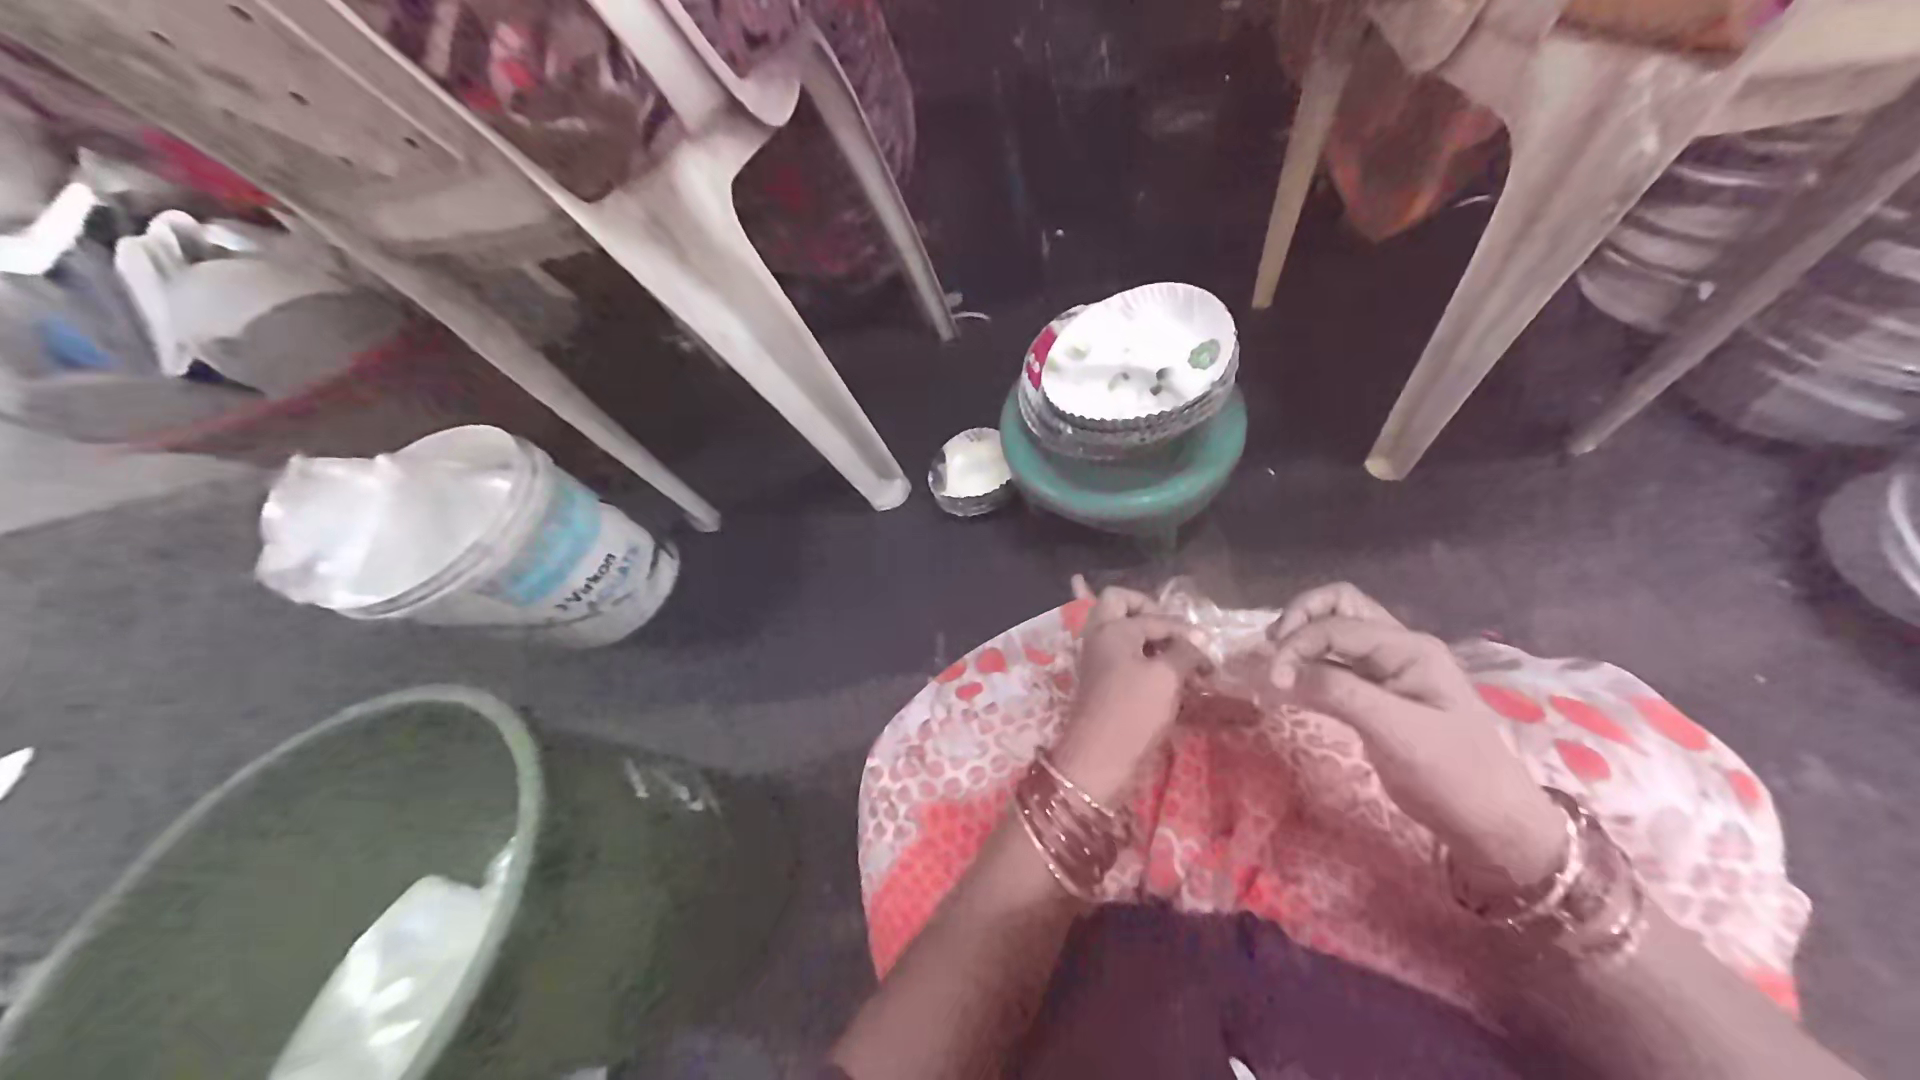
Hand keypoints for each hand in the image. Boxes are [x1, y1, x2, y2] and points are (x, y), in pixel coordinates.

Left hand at [1050, 576, 1211, 805]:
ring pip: (1118, 628)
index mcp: (1112, 628)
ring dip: (1145, 635)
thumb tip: (1198, 639)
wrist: (1098, 756)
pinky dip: (1139, 654)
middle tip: (1174, 633)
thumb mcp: (1167, 677)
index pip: (1155, 617)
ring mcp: (1095, 656)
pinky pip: (1118, 651)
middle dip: (1149, 611)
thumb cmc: (1133, 711)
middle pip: (1119, 603)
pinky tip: (1163, 673)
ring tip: (1175, 658)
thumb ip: (1185, 651)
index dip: (1186, 632)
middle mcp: (1098, 635)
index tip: (1209, 655)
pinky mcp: (1098, 678)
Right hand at [1268, 583, 1566, 890]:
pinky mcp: (1375, 692)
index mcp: (1408, 648)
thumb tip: (1282, 671)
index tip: (1274, 681)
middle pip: (1338, 605)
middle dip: (1299, 619)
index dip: (1297, 645)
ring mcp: (1387, 669)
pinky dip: (1308, 663)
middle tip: (1273, 650)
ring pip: (1335, 629)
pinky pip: (1335, 662)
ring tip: (1277, 663)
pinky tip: (1292, 682)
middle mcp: (1397, 647)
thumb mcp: (1397, 732)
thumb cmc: (1453, 774)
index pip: (1336, 626)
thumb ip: (1339, 693)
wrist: (1491, 822)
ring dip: (1302, 637)